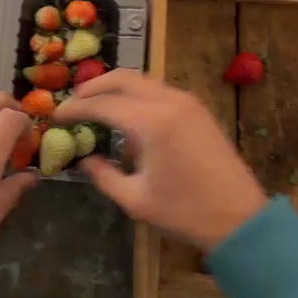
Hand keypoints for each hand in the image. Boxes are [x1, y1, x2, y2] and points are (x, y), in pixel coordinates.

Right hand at [55, 69, 266, 251]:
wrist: (241, 219)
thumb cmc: (186, 213)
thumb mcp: (136, 200)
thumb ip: (104, 175)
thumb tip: (84, 159)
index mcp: (152, 122)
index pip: (104, 104)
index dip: (76, 108)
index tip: (56, 116)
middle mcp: (169, 101)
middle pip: (123, 78)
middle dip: (94, 87)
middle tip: (73, 102)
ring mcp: (187, 102)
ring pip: (143, 80)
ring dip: (116, 88)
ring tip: (96, 106)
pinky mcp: (198, 109)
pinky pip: (159, 90)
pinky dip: (137, 95)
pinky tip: (126, 117)